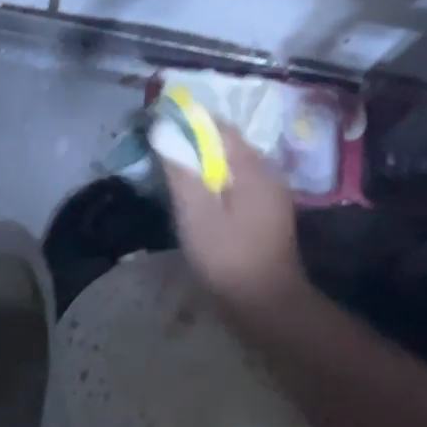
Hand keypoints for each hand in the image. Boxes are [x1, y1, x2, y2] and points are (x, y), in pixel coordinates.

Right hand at [163, 126, 307, 306]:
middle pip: (226, 144)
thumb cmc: (228, 257)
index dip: (187, 122)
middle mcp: (267, 173)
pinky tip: (194, 196)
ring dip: (201, 163)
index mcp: (253, 168)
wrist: (265, 304)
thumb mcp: (195, 213)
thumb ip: (181, 170)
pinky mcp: (266, 212)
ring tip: (170, 172)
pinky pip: (235, 182)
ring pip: (230, 164)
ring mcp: (270, 194)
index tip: (156, 127)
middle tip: (157, 152)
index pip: (219, 126)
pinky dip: (213, 180)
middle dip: (192, 142)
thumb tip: (164, 131)